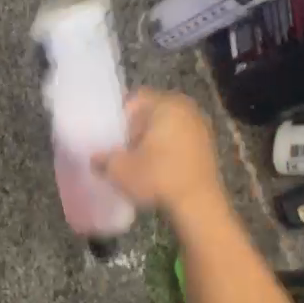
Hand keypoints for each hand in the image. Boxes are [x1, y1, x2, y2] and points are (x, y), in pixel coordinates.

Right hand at [95, 88, 225, 216]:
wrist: (196, 202)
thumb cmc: (156, 176)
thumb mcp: (118, 169)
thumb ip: (103, 159)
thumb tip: (96, 158)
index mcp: (164, 105)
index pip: (134, 100)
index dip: (118, 117)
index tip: (110, 136)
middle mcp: (186, 108)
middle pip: (151, 112)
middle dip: (135, 128)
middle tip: (121, 149)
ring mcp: (200, 126)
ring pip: (166, 126)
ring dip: (150, 140)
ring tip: (137, 161)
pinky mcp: (206, 145)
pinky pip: (178, 139)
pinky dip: (166, 149)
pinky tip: (155, 168)